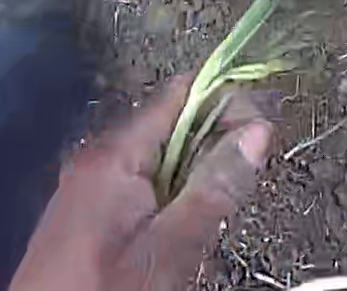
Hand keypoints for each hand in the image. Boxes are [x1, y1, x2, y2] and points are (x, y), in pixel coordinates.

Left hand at [9, 76, 272, 290]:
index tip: (260, 132)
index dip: (226, 102)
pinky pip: (142, 190)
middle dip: (213, 146)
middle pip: (173, 127)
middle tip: (240, 184)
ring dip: (194, 179)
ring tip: (211, 217)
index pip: (182, 94)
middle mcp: (98, 159)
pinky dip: (170, 201)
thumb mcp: (168, 252)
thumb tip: (260, 128)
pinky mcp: (85, 222)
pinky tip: (179, 238)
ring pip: (161, 162)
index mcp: (113, 154)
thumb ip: (215, 186)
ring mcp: (87, 190)